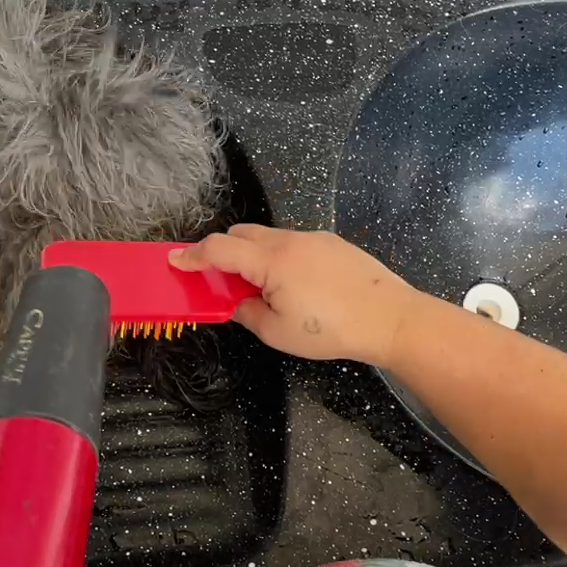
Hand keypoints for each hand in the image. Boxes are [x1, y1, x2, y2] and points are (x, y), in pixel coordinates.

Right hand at [169, 224, 426, 364]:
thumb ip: (246, 313)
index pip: (219, 248)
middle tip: (221, 282)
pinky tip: (295, 286)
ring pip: (269, 237)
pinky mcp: (333, 243)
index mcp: (271, 261)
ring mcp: (314, 238)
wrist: (390, 318)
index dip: (193, 255)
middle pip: (241, 233)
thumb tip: (232, 303)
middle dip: (223, 252)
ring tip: (262, 289)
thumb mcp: (277, 332)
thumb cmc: (330, 330)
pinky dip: (279, 257)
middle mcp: (289, 240)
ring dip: (252, 255)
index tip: (175, 260)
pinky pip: (293, 243)